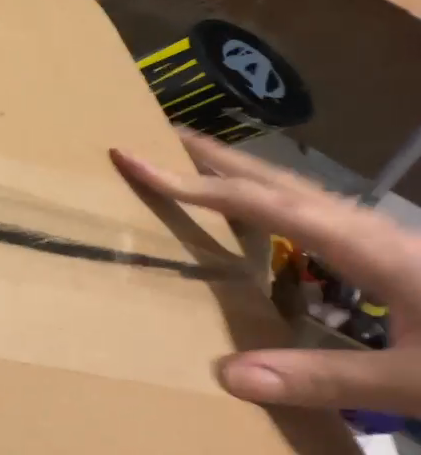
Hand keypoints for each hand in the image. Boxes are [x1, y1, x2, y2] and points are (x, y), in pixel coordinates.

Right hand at [112, 132, 420, 414]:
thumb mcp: (418, 386)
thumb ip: (324, 378)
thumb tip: (225, 373)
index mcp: (365, 247)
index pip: (255, 201)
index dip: (186, 181)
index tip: (128, 157)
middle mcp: (371, 231)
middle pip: (277, 179)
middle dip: (212, 155)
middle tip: (153, 133)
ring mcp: (392, 242)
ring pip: (301, 192)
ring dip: (242, 174)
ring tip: (194, 164)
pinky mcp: (404, 258)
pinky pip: (319, 214)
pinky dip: (272, 200)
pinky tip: (267, 220)